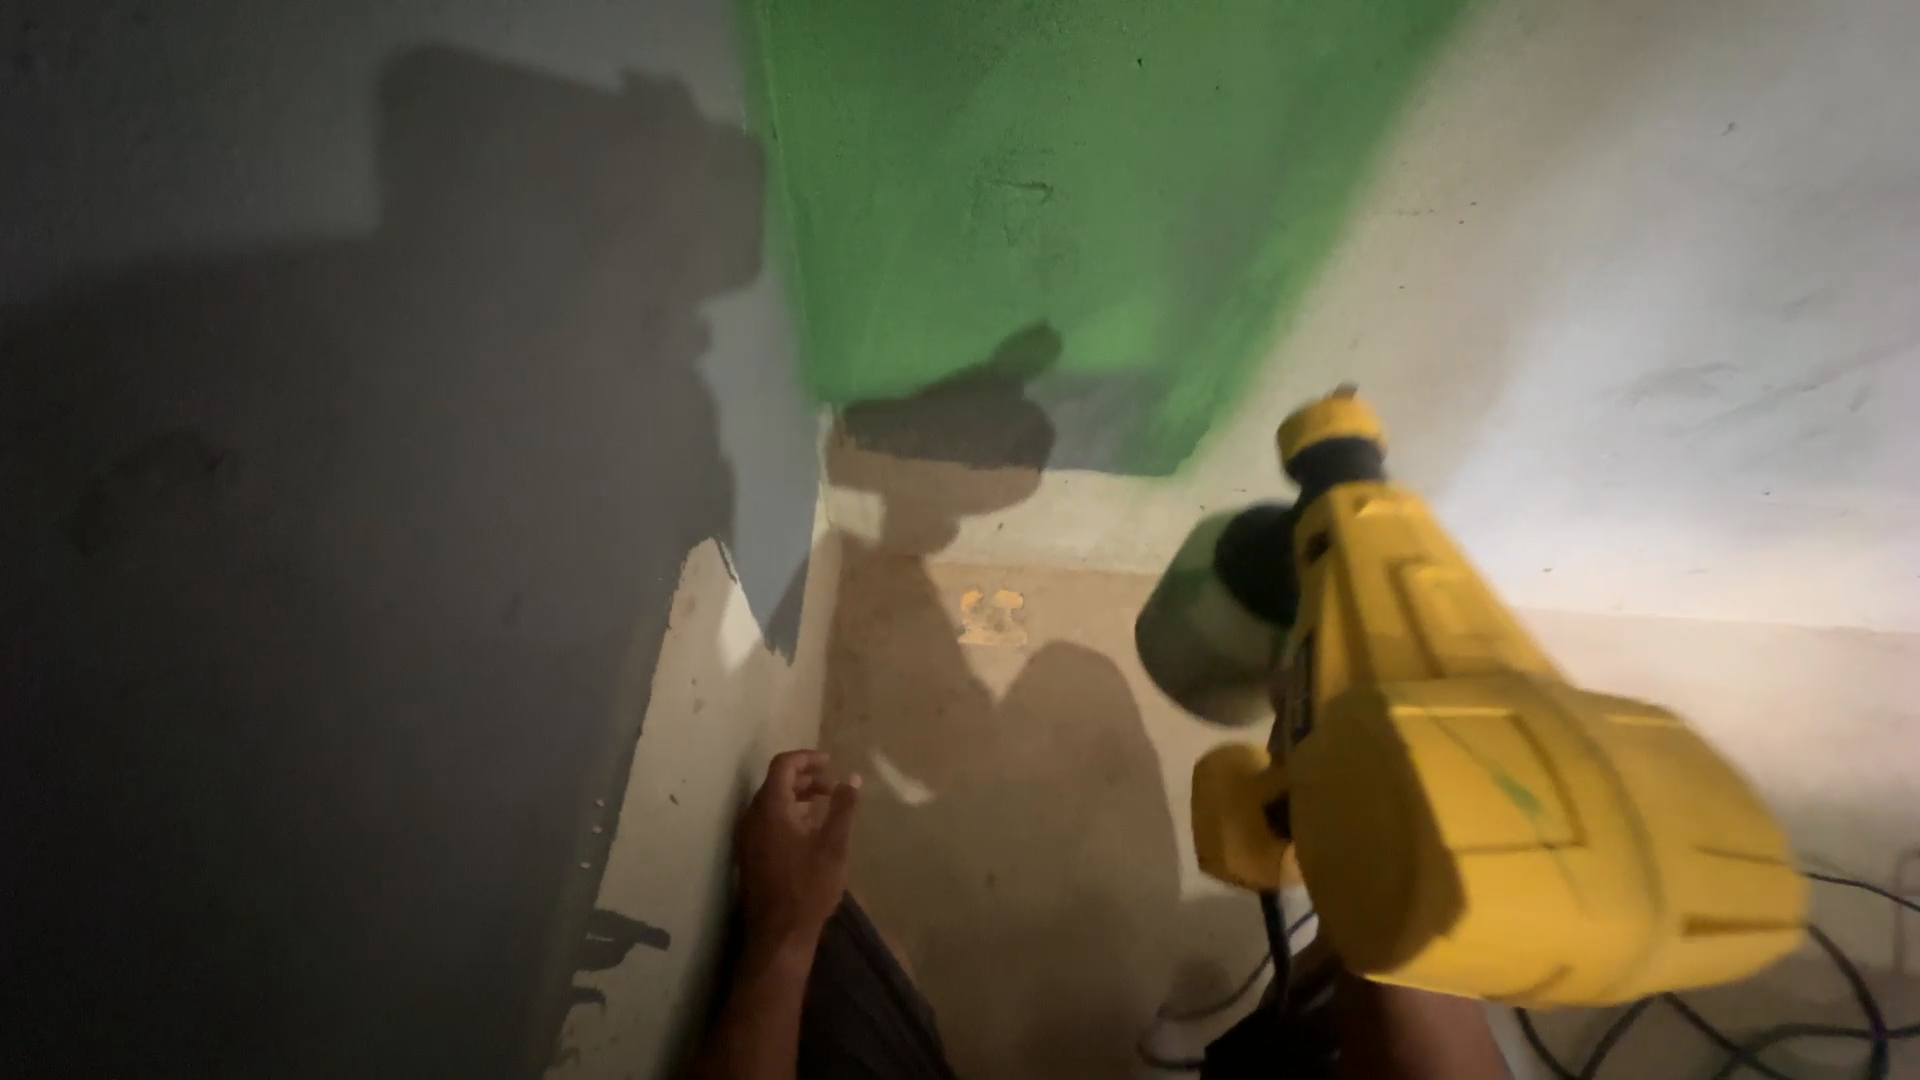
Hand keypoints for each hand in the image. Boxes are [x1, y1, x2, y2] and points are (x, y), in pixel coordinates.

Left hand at [735, 750, 860, 957]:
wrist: (779, 935)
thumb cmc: (809, 886)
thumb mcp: (835, 844)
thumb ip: (844, 806)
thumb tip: (853, 778)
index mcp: (771, 808)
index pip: (783, 765)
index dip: (807, 758)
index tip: (830, 762)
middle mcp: (752, 817)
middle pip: (775, 781)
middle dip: (805, 776)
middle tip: (832, 785)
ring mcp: (747, 837)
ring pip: (770, 801)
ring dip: (796, 795)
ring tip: (824, 804)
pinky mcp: (749, 854)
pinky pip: (766, 819)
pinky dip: (787, 812)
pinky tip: (808, 828)